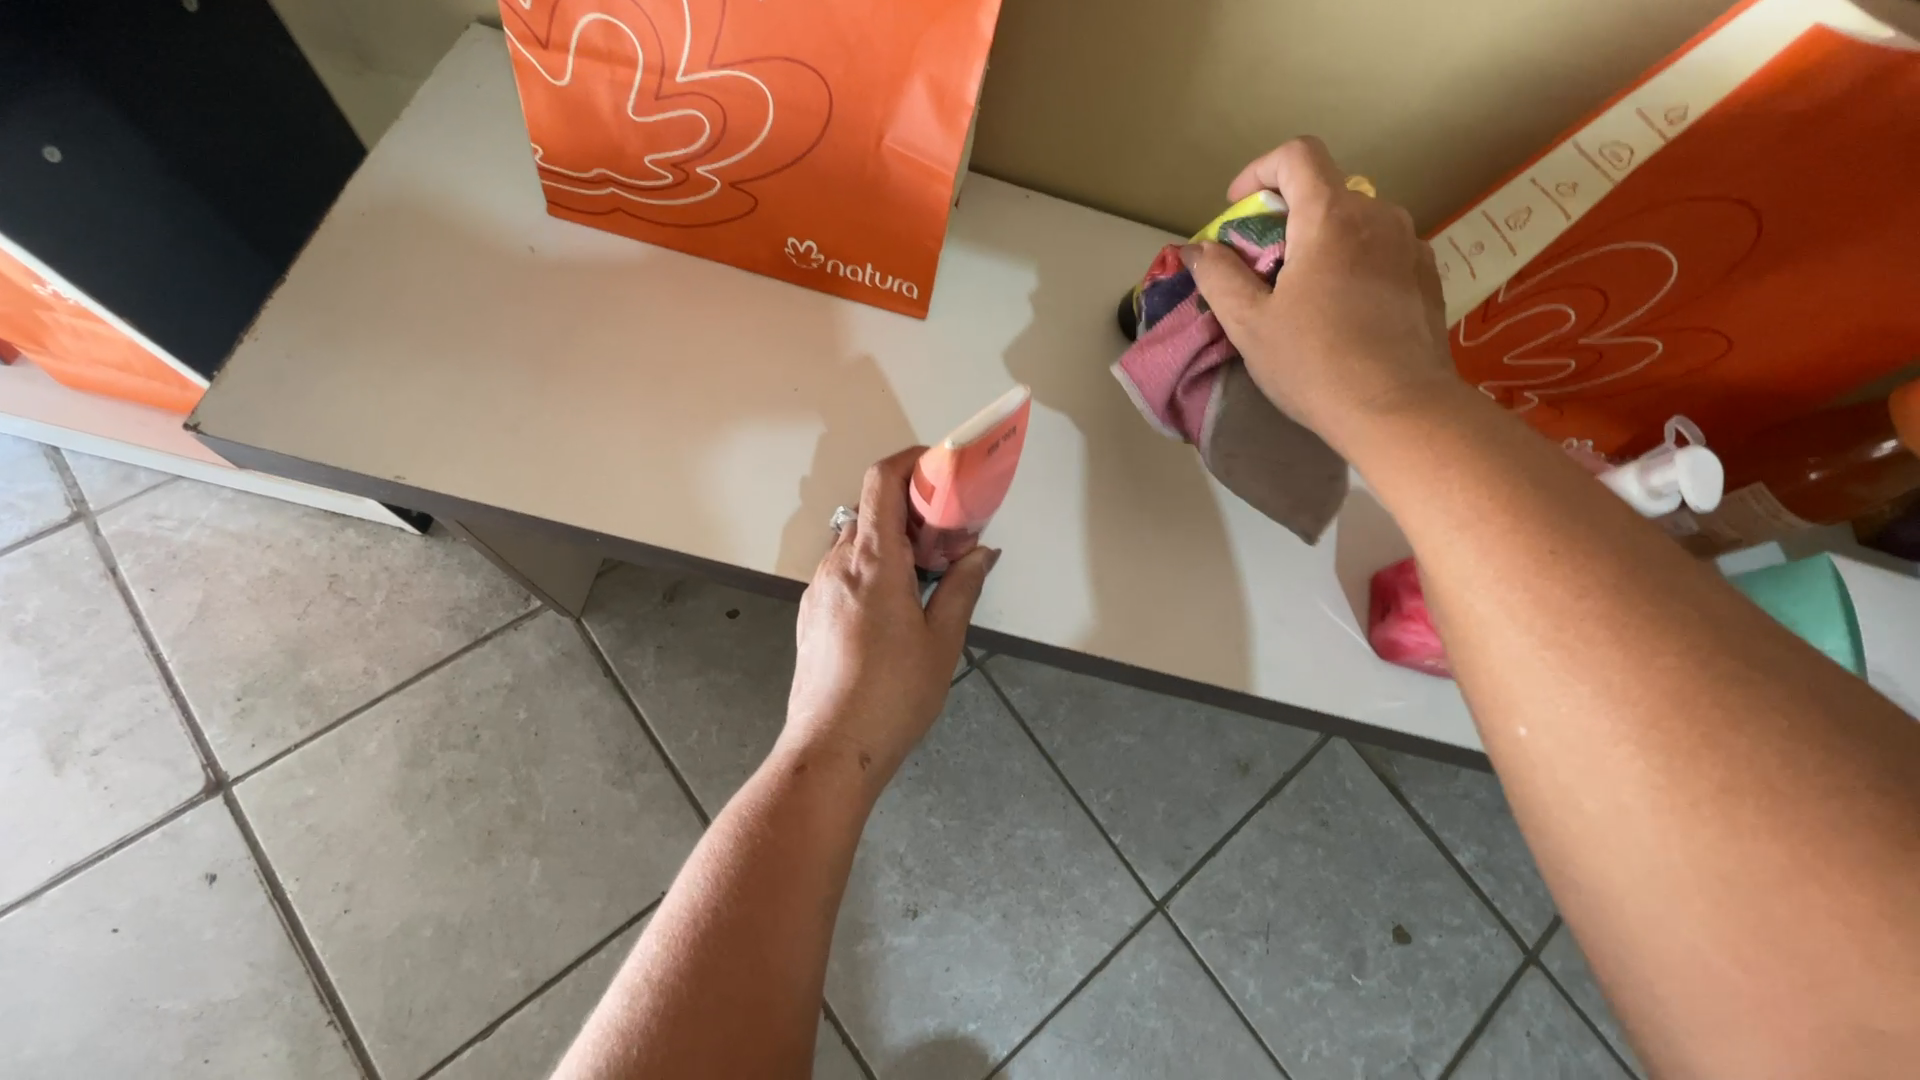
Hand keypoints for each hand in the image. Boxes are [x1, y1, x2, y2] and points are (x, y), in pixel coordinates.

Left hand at [784, 448, 997, 782]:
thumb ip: (962, 587)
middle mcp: (837, 565)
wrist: (831, 749)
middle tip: (949, 535)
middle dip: (911, 511)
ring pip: (856, 543)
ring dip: (892, 542)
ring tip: (927, 575)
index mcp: (872, 562)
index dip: (910, 462)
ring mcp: (818, 589)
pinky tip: (896, 606)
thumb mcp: (942, 641)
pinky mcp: (811, 614)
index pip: (881, 481)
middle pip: (870, 511)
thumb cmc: (893, 695)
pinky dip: (872, 568)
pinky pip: (843, 571)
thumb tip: (981, 553)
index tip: (940, 467)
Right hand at [1182, 137, 1461, 452]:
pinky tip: (1342, 313)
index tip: (1239, 207)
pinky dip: (1354, 265)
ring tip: (1303, 297)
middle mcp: (1379, 216)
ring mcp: (1410, 245)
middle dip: (1286, 220)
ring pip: (1356, 224)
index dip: (1260, 170)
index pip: (1297, 155)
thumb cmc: (1314, 364)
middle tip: (1263, 270)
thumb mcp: (1249, 324)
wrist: (1397, 409)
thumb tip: (1196, 249)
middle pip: (1326, 193)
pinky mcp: (1428, 276)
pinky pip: (1382, 252)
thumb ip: (1218, 277)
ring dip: (1322, 244)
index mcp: (1330, 218)